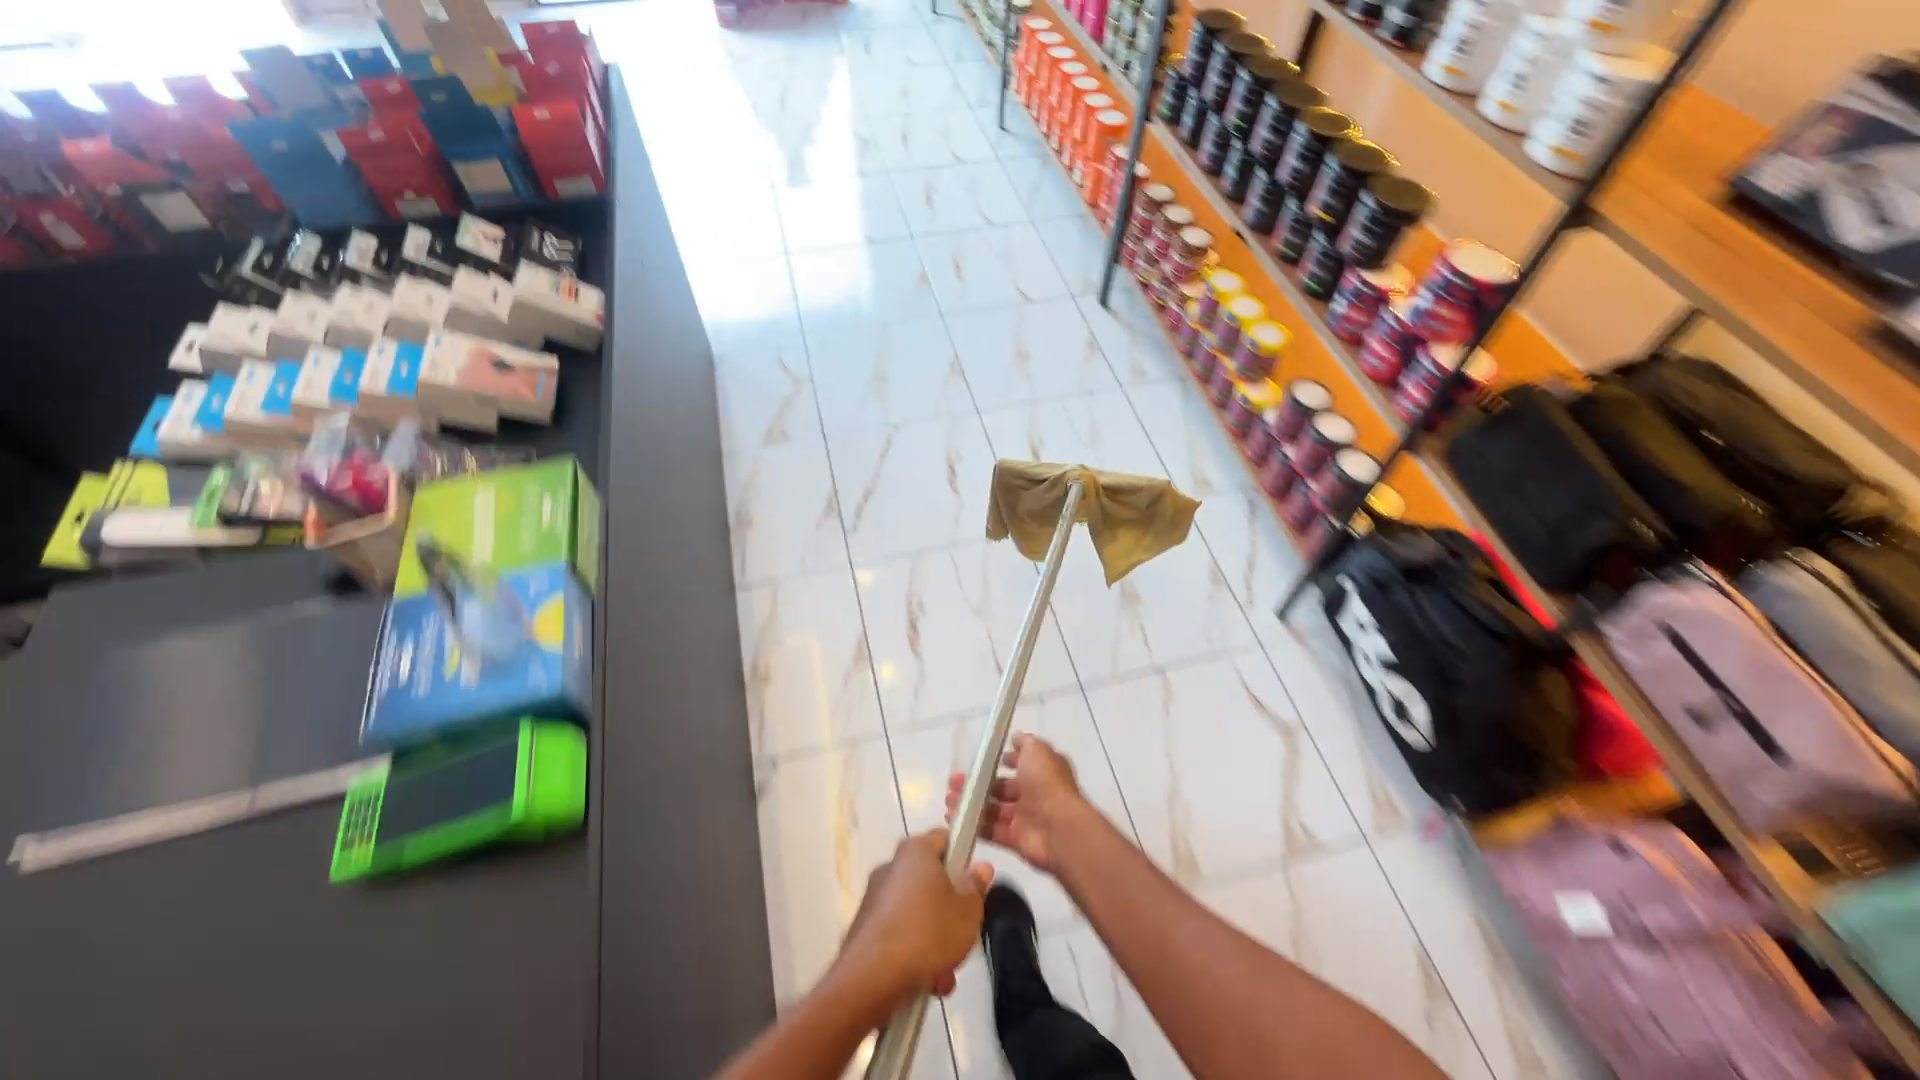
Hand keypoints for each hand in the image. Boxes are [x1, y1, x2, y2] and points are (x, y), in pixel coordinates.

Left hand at [836, 829, 992, 1004]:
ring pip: (917, 914)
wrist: (871, 979)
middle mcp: (890, 868)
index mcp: (914, 852)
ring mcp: (874, 899)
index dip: (963, 854)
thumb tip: (980, 867)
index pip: (944, 838)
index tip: (975, 880)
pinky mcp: (865, 930)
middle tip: (964, 933)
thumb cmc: (927, 933)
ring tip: (946, 972)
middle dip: (950, 910)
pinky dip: (914, 955)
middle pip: (931, 880)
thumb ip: (976, 887)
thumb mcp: (968, 911)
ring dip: (934, 941)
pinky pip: (899, 936)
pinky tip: (927, 983)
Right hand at [945, 733, 1085, 873]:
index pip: (1019, 766)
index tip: (980, 761)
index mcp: (1041, 773)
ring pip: (992, 810)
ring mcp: (1024, 819)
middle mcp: (1034, 795)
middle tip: (953, 782)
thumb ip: (1025, 743)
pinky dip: (973, 825)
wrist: (1059, 827)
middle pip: (1001, 789)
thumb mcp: (1037, 751)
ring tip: (948, 799)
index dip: (1001, 762)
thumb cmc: (1047, 784)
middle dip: (978, 785)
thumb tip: (1015, 737)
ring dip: (971, 804)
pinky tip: (953, 818)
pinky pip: (990, 831)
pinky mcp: (1015, 841)